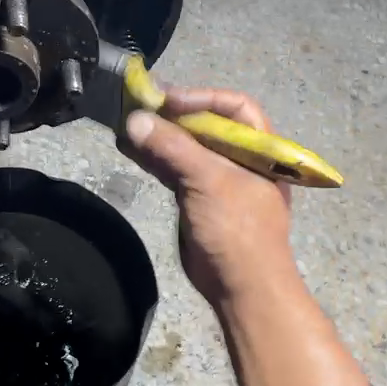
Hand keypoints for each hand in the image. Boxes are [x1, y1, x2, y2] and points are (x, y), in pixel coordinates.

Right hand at [124, 88, 297, 308]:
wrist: (241, 287)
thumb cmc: (238, 229)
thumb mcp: (208, 181)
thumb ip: (172, 147)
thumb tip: (134, 119)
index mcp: (260, 149)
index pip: (235, 106)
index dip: (202, 98)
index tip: (167, 100)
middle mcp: (240, 158)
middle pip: (206, 123)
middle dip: (172, 114)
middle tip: (139, 106)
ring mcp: (217, 179)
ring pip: (185, 146)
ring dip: (157, 135)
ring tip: (126, 124)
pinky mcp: (195, 198)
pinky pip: (172, 168)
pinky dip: (152, 157)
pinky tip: (129, 148)